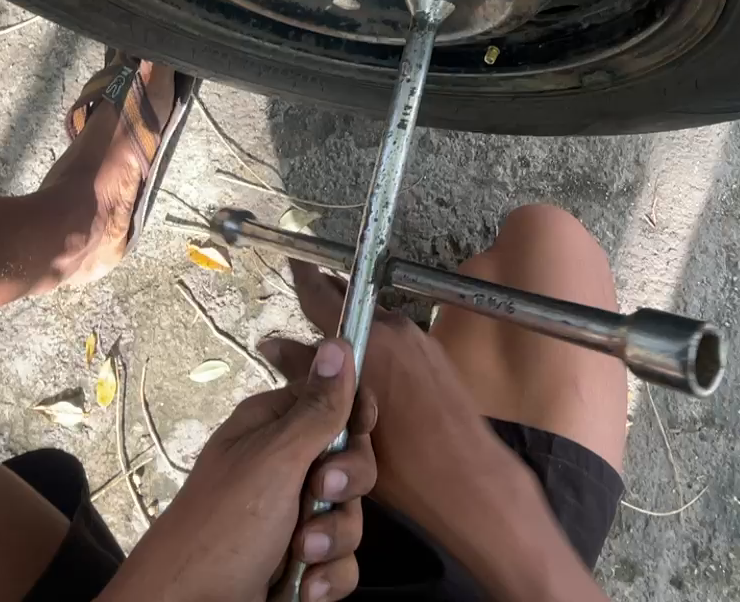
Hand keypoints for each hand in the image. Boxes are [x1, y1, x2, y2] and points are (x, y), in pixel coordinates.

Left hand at [101, 338, 376, 601]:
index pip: (334, 400)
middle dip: (345, 484)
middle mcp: (287, 465)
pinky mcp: (302, 564)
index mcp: (275, 426)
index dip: (354, 413)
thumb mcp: (275, 458)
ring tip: (303, 555)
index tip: (360, 428)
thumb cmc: (224, 525)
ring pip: (351, 513)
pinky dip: (329, 577)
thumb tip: (341, 340)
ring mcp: (294, 516)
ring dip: (334, 538)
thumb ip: (318, 407)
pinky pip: (343, 560)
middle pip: (352, 458)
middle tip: (320, 492)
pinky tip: (308, 589)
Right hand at [261, 267, 611, 601]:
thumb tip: (271, 345)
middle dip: (327, 299)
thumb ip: (305, 377)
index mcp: (369, 340)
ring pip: (374, 321)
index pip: (324, 298)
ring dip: (352, 325)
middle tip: (304, 291)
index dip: (304, 279)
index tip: (293, 262)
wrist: (468, 478)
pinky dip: (374, 340)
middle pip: (352, 304)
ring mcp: (418, 338)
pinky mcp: (433, 352)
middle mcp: (395, 327)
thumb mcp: (340, 422)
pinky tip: (365, 364)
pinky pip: (394, 335)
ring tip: (329, 337)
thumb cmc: (400, 462)